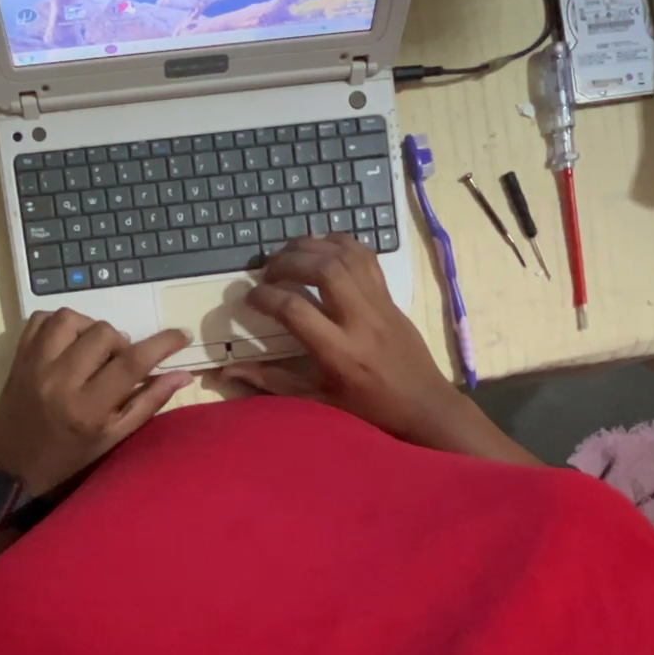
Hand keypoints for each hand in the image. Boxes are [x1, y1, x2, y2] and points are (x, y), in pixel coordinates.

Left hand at [0, 309, 192, 495]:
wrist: (11, 468)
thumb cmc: (68, 459)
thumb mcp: (113, 438)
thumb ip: (148, 403)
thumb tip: (183, 374)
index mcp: (87, 408)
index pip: (132, 363)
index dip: (162, 343)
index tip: (181, 335)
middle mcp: (59, 381)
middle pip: (103, 333)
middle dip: (121, 342)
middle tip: (119, 362)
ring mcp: (34, 365)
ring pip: (70, 318)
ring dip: (90, 328)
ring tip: (93, 349)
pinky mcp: (17, 357)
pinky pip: (41, 319)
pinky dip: (60, 324)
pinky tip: (69, 342)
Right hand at [224, 236, 537, 464]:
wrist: (425, 406)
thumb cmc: (368, 410)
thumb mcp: (317, 401)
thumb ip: (272, 381)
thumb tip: (228, 372)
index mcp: (340, 353)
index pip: (296, 309)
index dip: (265, 297)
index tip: (249, 298)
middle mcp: (361, 321)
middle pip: (323, 269)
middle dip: (288, 261)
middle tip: (268, 271)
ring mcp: (380, 304)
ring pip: (346, 256)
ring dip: (312, 246)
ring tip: (288, 254)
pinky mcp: (391, 296)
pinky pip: (366, 257)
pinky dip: (340, 244)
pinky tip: (321, 249)